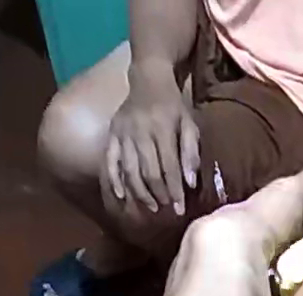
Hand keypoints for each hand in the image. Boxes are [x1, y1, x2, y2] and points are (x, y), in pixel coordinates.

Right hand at [106, 67, 198, 214]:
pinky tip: (121, 196)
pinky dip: (114, 180)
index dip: (175, 191)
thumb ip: (191, 153)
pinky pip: (110, 160)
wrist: (148, 78)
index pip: (169, 168)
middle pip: (149, 172)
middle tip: (168, 209)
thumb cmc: (174, 107)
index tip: (181, 209)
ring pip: (130, 170)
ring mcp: (123, 132)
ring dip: (141, 192)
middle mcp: (140, 131)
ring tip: (152, 207)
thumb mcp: (190, 124)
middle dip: (160, 194)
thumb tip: (190, 183)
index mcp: (162, 128)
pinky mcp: (112, 133)